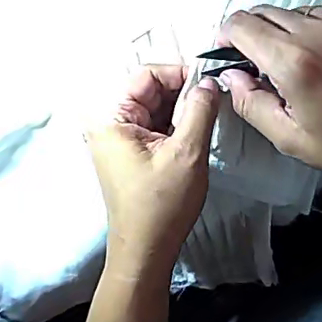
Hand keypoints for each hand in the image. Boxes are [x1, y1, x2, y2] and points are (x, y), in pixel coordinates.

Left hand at [85, 66, 222, 280]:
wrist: (145, 249)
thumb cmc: (161, 204)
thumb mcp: (186, 153)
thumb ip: (198, 111)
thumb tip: (208, 82)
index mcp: (110, 116)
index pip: (145, 75)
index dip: (178, 72)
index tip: (209, 81)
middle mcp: (107, 121)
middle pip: (148, 89)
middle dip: (181, 91)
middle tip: (213, 99)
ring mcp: (116, 136)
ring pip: (153, 106)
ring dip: (179, 108)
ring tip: (207, 116)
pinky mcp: (127, 150)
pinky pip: (152, 124)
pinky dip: (173, 123)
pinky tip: (194, 130)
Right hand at [216, 5, 321, 201]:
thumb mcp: (293, 140)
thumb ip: (250, 103)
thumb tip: (230, 75)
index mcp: (295, 62)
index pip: (240, 24)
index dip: (227, 35)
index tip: (231, 52)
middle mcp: (321, 30)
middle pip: (266, 12)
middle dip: (257, 33)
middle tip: (269, 63)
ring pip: (301, 11)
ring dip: (294, 31)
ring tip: (313, 62)